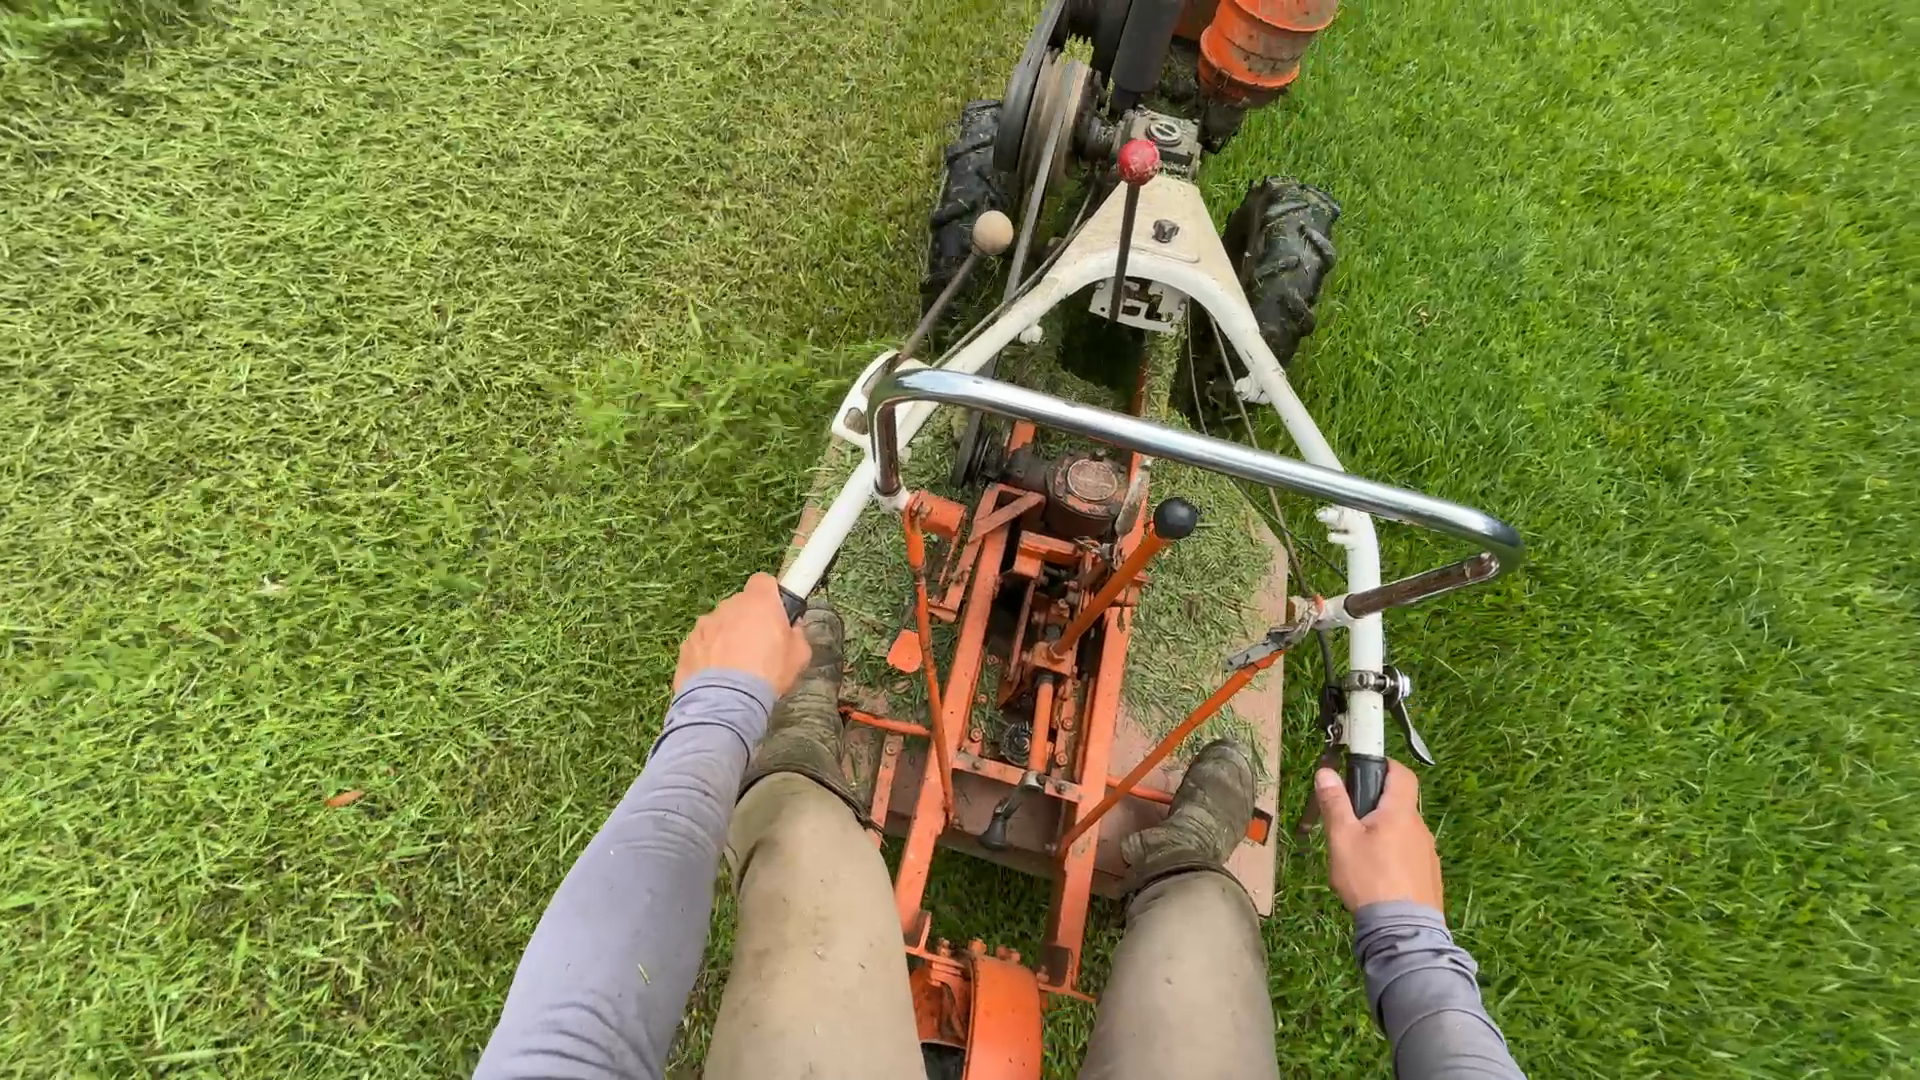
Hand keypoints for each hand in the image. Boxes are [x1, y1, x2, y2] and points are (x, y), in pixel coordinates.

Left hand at [673, 574, 811, 696]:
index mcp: (759, 601)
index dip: (771, 595)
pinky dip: (709, 655)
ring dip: (727, 637)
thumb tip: (792, 629)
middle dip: (749, 620)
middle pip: (741, 604)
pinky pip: (703, 644)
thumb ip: (797, 635)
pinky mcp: (686, 645)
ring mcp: (704, 625)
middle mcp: (728, 606)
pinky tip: (718, 677)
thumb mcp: (799, 656)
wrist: (725, 702)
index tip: (776, 613)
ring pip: (720, 624)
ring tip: (736, 667)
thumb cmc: (768, 673)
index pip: (763, 581)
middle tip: (760, 647)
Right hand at [1315, 759, 1444, 912]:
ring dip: (1381, 831)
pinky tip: (1374, 873)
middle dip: (1373, 804)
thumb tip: (1327, 772)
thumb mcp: (1342, 837)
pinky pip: (1408, 853)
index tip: (1361, 769)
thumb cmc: (1368, 876)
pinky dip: (1391, 853)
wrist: (1402, 932)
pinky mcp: (1428, 876)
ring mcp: (1427, 854)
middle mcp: (1419, 829)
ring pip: (1401, 830)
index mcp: (1400, 813)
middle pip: (1398, 803)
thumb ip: (1335, 803)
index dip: (1384, 764)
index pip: (1401, 774)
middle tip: (1346, 819)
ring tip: (1357, 851)